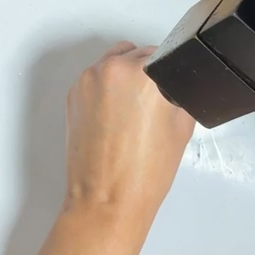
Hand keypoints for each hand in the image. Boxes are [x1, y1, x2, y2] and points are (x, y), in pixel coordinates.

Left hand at [62, 42, 194, 232]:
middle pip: (136, 55)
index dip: (169, 70)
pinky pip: (96, 79)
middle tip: (153, 105)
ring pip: (114, 63)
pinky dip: (106, 90)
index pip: (162, 53)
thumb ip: (179, 95)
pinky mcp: (73, 95)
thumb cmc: (142, 173)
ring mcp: (87, 81)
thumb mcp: (181, 128)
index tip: (170, 85)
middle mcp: (112, 70)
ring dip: (125, 77)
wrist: (106, 202)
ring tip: (132, 112)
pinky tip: (115, 118)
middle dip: (147, 73)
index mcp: (142, 74)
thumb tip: (174, 85)